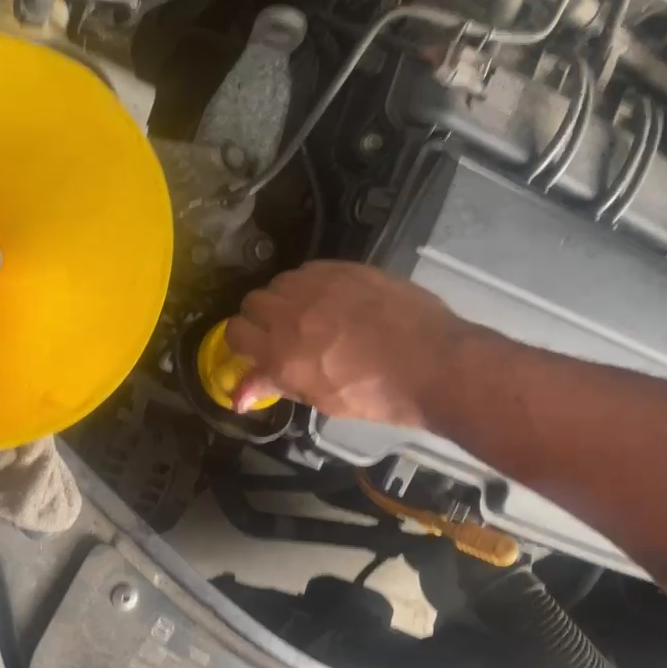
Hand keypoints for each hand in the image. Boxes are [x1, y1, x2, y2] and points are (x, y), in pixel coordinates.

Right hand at [225, 261, 469, 426]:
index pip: (234, 332)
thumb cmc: (375, 394)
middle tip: (284, 332)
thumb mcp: (319, 399)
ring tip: (310, 313)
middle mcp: (290, 314)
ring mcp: (318, 286)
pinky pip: (311, 269)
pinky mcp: (345, 269)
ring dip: (287, 296)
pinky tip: (333, 298)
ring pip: (281, 282)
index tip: (257, 350)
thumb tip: (237, 397)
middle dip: (262, 316)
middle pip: (252, 302)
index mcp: (279, 353)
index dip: (242, 342)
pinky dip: (313, 282)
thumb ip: (274, 386)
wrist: (432, 364)